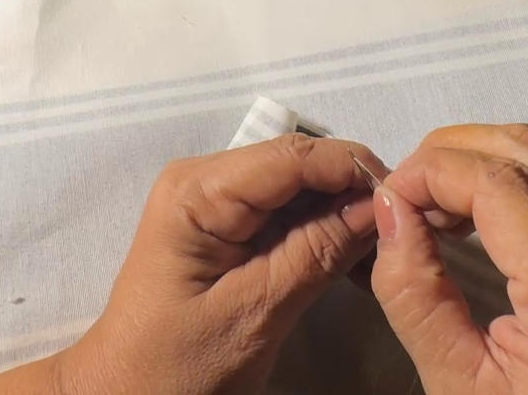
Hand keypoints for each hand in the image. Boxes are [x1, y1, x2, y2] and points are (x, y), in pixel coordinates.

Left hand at [0, 134, 385, 394]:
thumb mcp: (252, 316)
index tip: (405, 200)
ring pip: (296, 183)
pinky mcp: (224, 218)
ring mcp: (213, 195)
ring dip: (340, 209)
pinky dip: (320, 226)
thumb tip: (378, 207)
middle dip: (350, 189)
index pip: (291, 156)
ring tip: (382, 249)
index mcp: (199, 190)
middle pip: (295, 163)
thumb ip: (314, 254)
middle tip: (401, 232)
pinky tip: (350, 254)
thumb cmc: (176, 368)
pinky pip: (283, 207)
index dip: (350, 168)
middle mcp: (205, 175)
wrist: (121, 394)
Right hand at [371, 124, 527, 394]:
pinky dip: (515, 174)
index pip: (502, 185)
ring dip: (482, 158)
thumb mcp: (462, 394)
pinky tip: (483, 211)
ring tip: (439, 202)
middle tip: (408, 196)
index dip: (433, 172)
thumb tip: (389, 206)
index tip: (390, 196)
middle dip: (451, 154)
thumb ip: (415, 295)